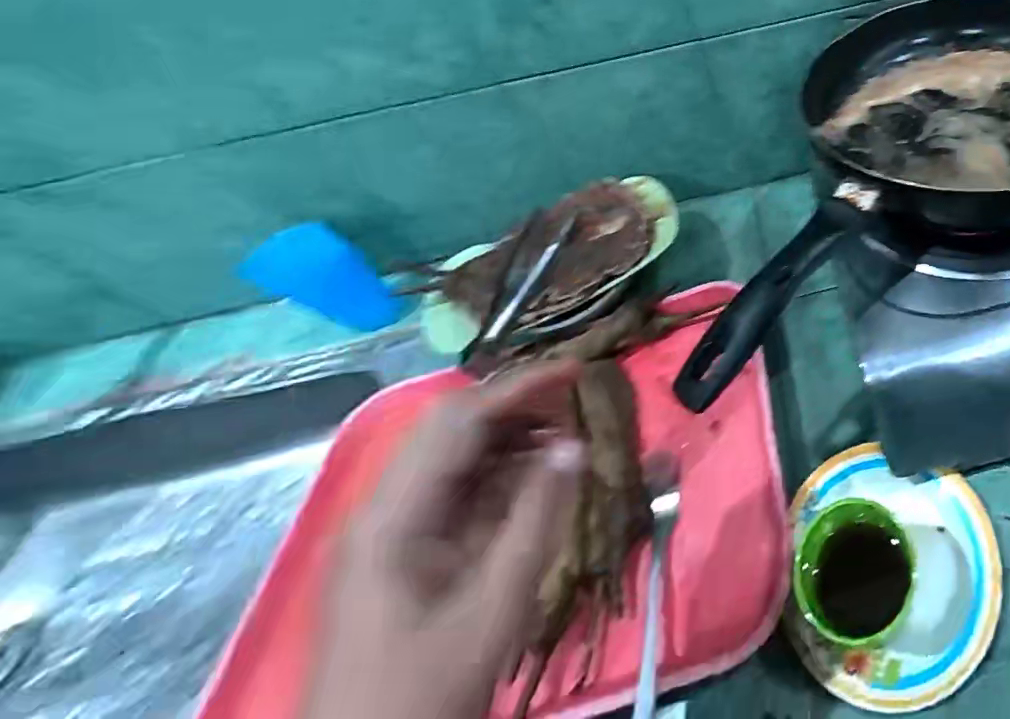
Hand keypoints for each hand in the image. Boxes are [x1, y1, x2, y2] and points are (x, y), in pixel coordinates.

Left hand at [304, 362, 583, 718]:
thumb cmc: (428, 689)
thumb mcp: (496, 603)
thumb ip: (537, 515)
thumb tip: (574, 444)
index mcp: (392, 517)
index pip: (459, 422)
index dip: (521, 387)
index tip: (577, 370)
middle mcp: (383, 510)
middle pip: (451, 429)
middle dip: (517, 404)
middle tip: (577, 397)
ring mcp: (389, 530)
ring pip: (454, 454)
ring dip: (512, 434)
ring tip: (568, 430)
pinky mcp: (404, 550)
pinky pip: (456, 487)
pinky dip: (501, 468)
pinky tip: (539, 471)